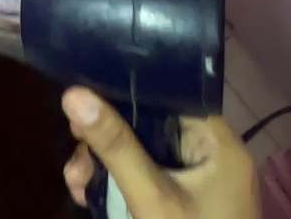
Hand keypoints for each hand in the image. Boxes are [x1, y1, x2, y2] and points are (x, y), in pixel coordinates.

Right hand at [61, 89, 259, 218]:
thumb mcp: (151, 200)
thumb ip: (115, 145)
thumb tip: (72, 91)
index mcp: (218, 142)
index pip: (168, 90)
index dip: (125, 86)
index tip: (83, 93)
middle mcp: (211, 154)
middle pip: (148, 121)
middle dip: (105, 136)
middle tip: (74, 148)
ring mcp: (198, 181)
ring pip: (140, 150)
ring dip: (103, 163)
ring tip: (76, 184)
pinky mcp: (183, 204)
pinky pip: (144, 176)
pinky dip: (116, 184)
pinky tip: (88, 196)